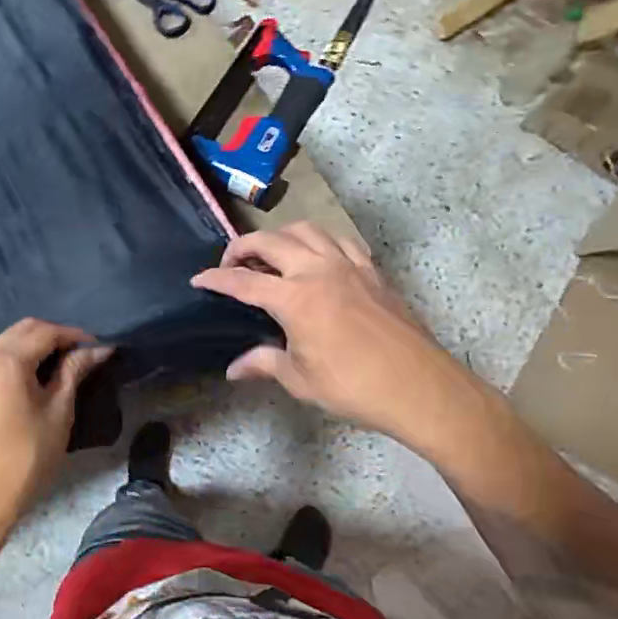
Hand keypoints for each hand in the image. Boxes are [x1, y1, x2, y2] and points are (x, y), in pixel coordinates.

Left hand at [0, 318, 114, 535]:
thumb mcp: (59, 411)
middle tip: (85, 354)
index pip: (46, 332)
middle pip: (25, 329)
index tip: (100, 348)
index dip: (75, 336)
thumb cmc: (27, 457)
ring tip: (67, 363)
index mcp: (6, 360)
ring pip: (11, 340)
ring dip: (38, 345)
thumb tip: (99, 349)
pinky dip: (22, 356)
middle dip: (56, 336)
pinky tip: (42, 374)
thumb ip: (74, 372)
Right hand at [191, 223, 470, 436]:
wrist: (419, 387)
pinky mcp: (372, 271)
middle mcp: (318, 271)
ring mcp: (349, 266)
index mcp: (295, 299)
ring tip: (271, 254)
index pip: (243, 281)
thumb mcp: (300, 379)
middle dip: (243, 246)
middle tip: (230, 263)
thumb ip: (264, 363)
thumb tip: (234, 369)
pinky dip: (319, 241)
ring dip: (281, 236)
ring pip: (306, 230)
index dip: (216, 279)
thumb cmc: (354, 387)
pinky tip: (316, 258)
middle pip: (271, 241)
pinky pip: (339, 241)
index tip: (198, 279)